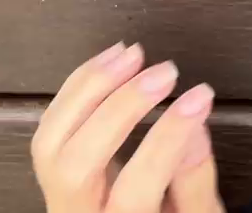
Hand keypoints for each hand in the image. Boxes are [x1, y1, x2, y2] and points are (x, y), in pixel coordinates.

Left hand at [31, 43, 224, 212]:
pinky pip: (50, 125)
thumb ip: (196, 183)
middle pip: (77, 165)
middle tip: (166, 73)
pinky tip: (111, 60)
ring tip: (134, 54)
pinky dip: (79, 84)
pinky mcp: (53, 171)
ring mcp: (56, 196)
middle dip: (121, 107)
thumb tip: (195, 126)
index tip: (200, 96)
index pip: (136, 189)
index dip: (169, 137)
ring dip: (92, 87)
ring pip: (52, 140)